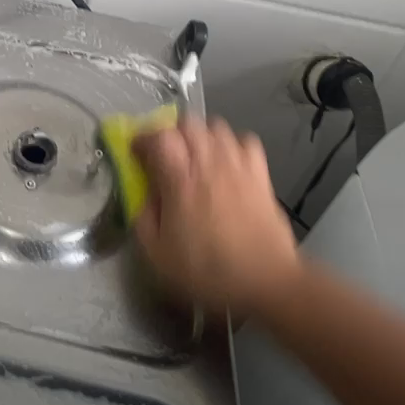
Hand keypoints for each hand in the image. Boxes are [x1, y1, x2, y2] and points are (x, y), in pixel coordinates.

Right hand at [131, 116, 302, 314]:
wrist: (268, 282)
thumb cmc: (210, 271)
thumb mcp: (159, 256)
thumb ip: (142, 220)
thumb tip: (142, 197)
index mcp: (180, 180)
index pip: (158, 136)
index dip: (143, 138)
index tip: (136, 153)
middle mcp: (209, 163)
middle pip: (187, 122)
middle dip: (172, 132)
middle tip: (166, 155)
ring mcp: (237, 165)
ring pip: (216, 126)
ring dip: (201, 136)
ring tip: (197, 156)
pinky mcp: (260, 174)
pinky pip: (245, 140)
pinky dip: (233, 145)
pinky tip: (228, 162)